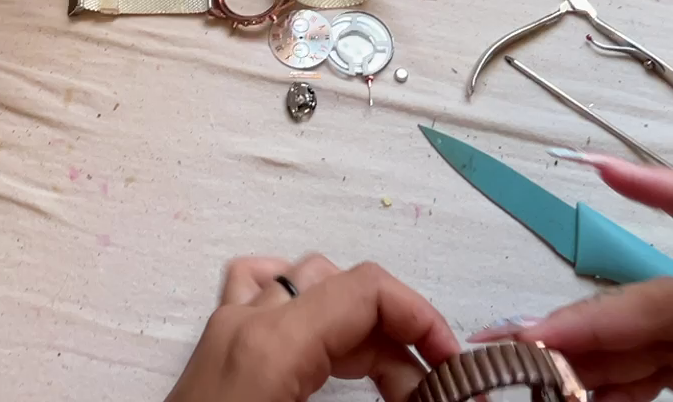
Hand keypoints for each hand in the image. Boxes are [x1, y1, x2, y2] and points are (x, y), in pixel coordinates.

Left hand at [165, 254, 461, 401]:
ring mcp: (225, 326)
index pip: (363, 289)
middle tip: (428, 397)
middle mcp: (246, 320)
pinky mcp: (217, 345)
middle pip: (342, 289)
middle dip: (397, 337)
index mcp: (272, 346)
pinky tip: (321, 334)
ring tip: (388, 379)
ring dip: (356, 321)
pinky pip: (260, 286)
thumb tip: (430, 400)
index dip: (421, 318)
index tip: (455, 367)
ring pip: (305, 282)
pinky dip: (301, 298)